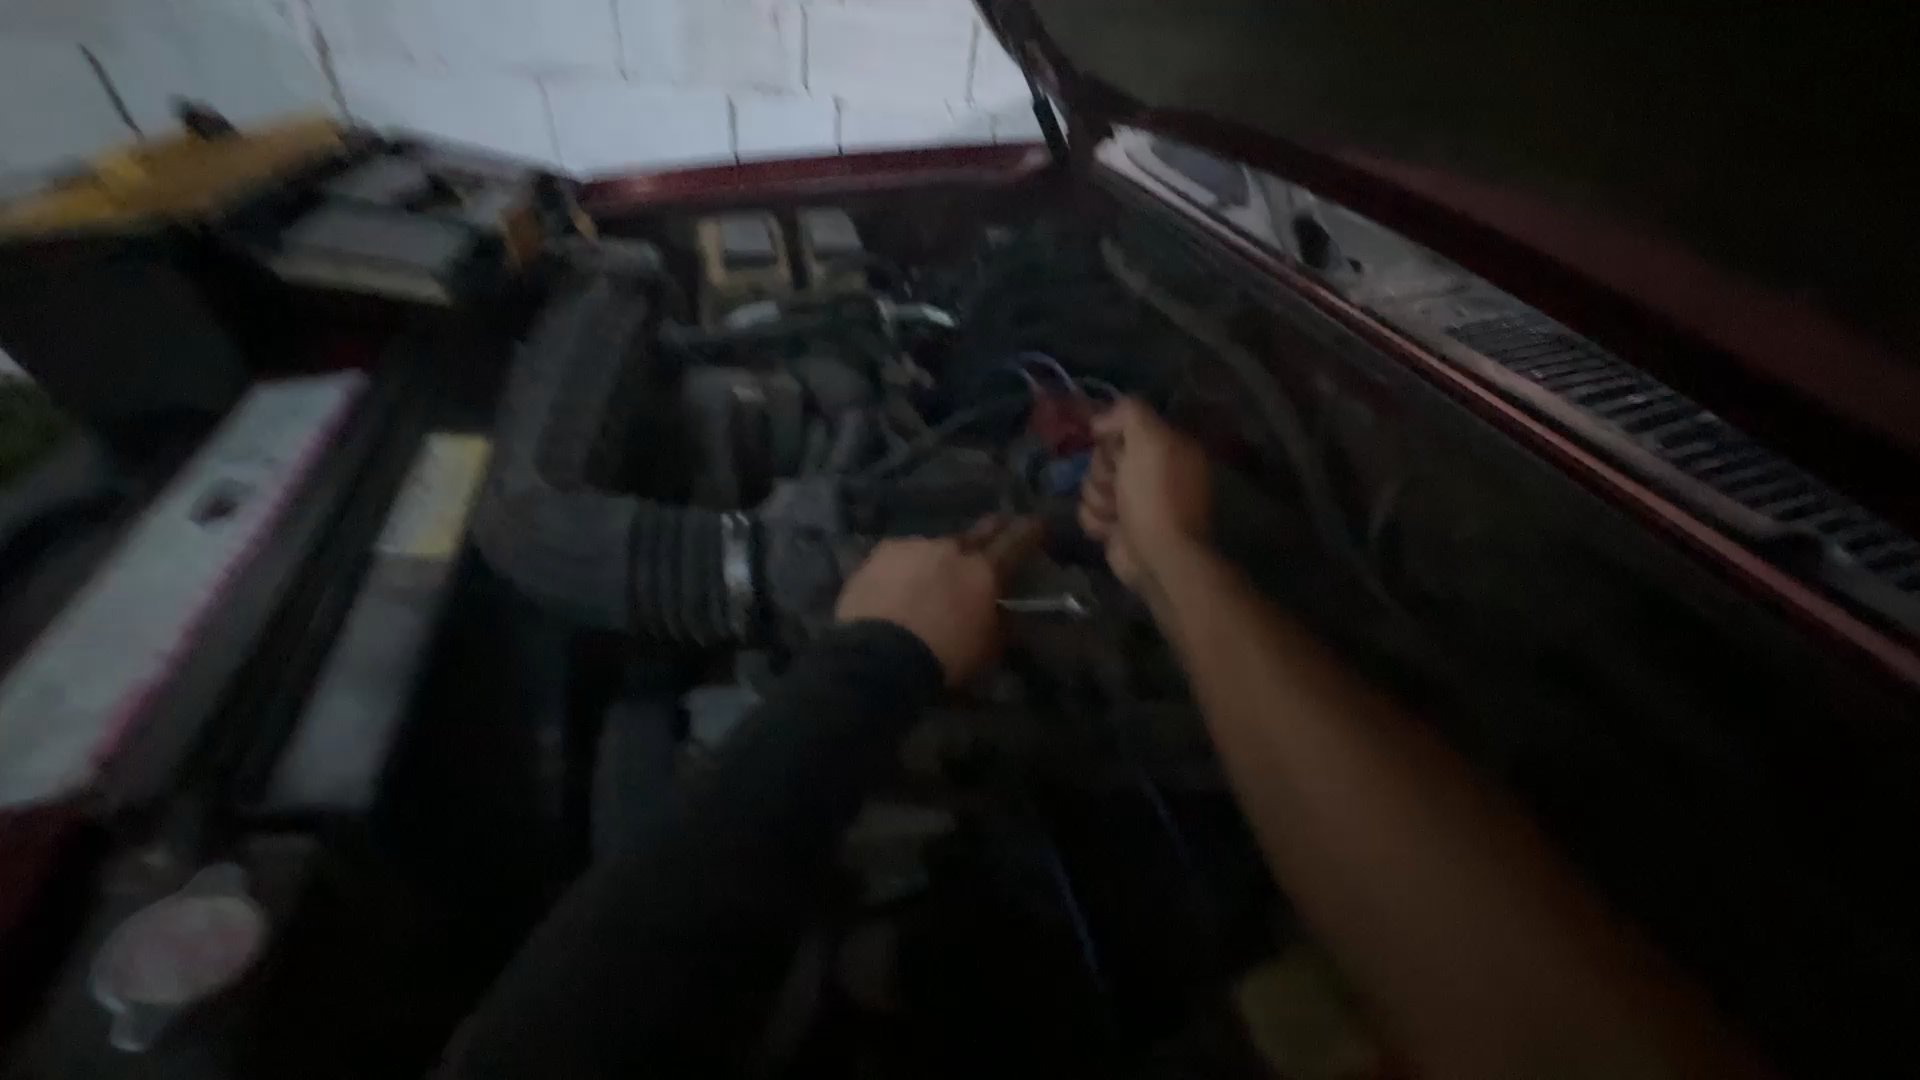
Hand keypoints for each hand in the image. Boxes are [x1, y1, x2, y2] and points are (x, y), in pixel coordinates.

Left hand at [835, 515, 1042, 685]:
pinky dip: (905, 568)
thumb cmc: (943, 658)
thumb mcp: (987, 649)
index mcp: (983, 572)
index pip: (1016, 542)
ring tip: (928, 581)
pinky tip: (896, 586)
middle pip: (975, 534)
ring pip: (934, 548)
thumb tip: (1006, 611)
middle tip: (995, 530)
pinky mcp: (880, 553)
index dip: (1029, 531)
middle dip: (989, 532)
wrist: (878, 658)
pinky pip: (901, 556)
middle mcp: (951, 549)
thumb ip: (1000, 622)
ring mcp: (913, 546)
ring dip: (938, 560)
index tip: (1038, 520)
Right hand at [1078, 398, 1210, 590]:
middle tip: (1118, 486)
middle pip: (1101, 456)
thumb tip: (1100, 420)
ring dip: (1099, 499)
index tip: (1111, 448)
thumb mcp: (1149, 439)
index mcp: (1164, 446)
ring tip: (1117, 514)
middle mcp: (1148, 470)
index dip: (1110, 437)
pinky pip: (1087, 511)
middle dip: (1102, 472)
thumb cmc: (1155, 495)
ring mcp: (1131, 499)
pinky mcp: (1114, 525)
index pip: (1121, 426)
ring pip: (1089, 484)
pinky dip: (1097, 521)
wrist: (1157, 555)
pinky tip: (1111, 530)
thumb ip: (1128, 413)